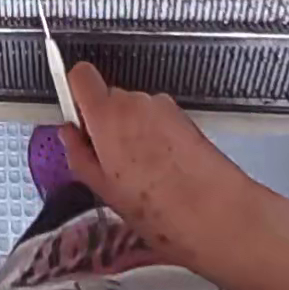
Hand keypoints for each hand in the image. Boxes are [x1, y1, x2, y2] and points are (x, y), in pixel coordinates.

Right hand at [59, 62, 261, 262]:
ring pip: (133, 108)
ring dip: (132, 129)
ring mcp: (160, 105)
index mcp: (107, 115)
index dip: (75, 92)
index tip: (77, 116)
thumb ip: (79, 155)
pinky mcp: (182, 114)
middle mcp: (133, 101)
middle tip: (111, 159)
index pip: (80, 74)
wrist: (220, 215)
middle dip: (105, 121)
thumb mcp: (105, 191)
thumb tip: (68, 135)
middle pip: (108, 96)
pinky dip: (154, 134)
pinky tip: (163, 167)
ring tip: (143, 170)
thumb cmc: (160, 210)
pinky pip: (155, 116)